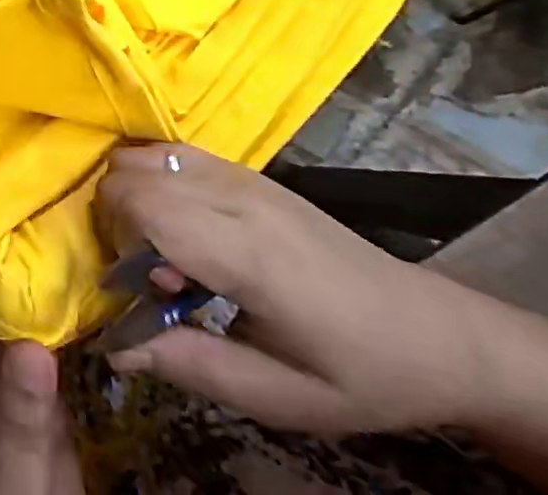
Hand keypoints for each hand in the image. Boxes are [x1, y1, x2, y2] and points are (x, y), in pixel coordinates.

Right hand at [97, 145, 516, 434]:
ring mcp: (246, 177)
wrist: (434, 331)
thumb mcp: (279, 396)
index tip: (133, 285)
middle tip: (145, 275)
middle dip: (114, 217)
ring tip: (156, 247)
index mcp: (248, 253)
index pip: (145, 205)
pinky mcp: (252, 174)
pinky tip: (175, 221)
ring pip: (150, 154)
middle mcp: (240, 198)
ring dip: (131, 193)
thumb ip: (191, 366)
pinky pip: (178, 153)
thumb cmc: (360, 372)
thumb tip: (115, 346)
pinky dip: (153, 176)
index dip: (113, 237)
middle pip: (134, 172)